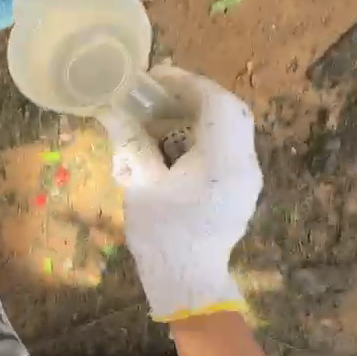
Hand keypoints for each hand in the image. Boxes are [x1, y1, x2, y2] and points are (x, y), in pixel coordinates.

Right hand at [99, 65, 261, 321]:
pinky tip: (172, 150)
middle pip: (229, 112)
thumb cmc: (162, 234)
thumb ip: (130, 142)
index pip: (215, 102)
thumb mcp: (139, 185)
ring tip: (159, 122)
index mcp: (223, 160)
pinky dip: (201, 138)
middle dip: (193, 97)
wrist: (187, 280)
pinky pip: (226, 150)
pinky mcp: (240, 190)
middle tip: (157, 95)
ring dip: (196, 118)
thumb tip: (109, 110)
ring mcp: (247, 178)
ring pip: (229, 130)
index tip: (155, 75)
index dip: (186, 82)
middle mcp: (245, 163)